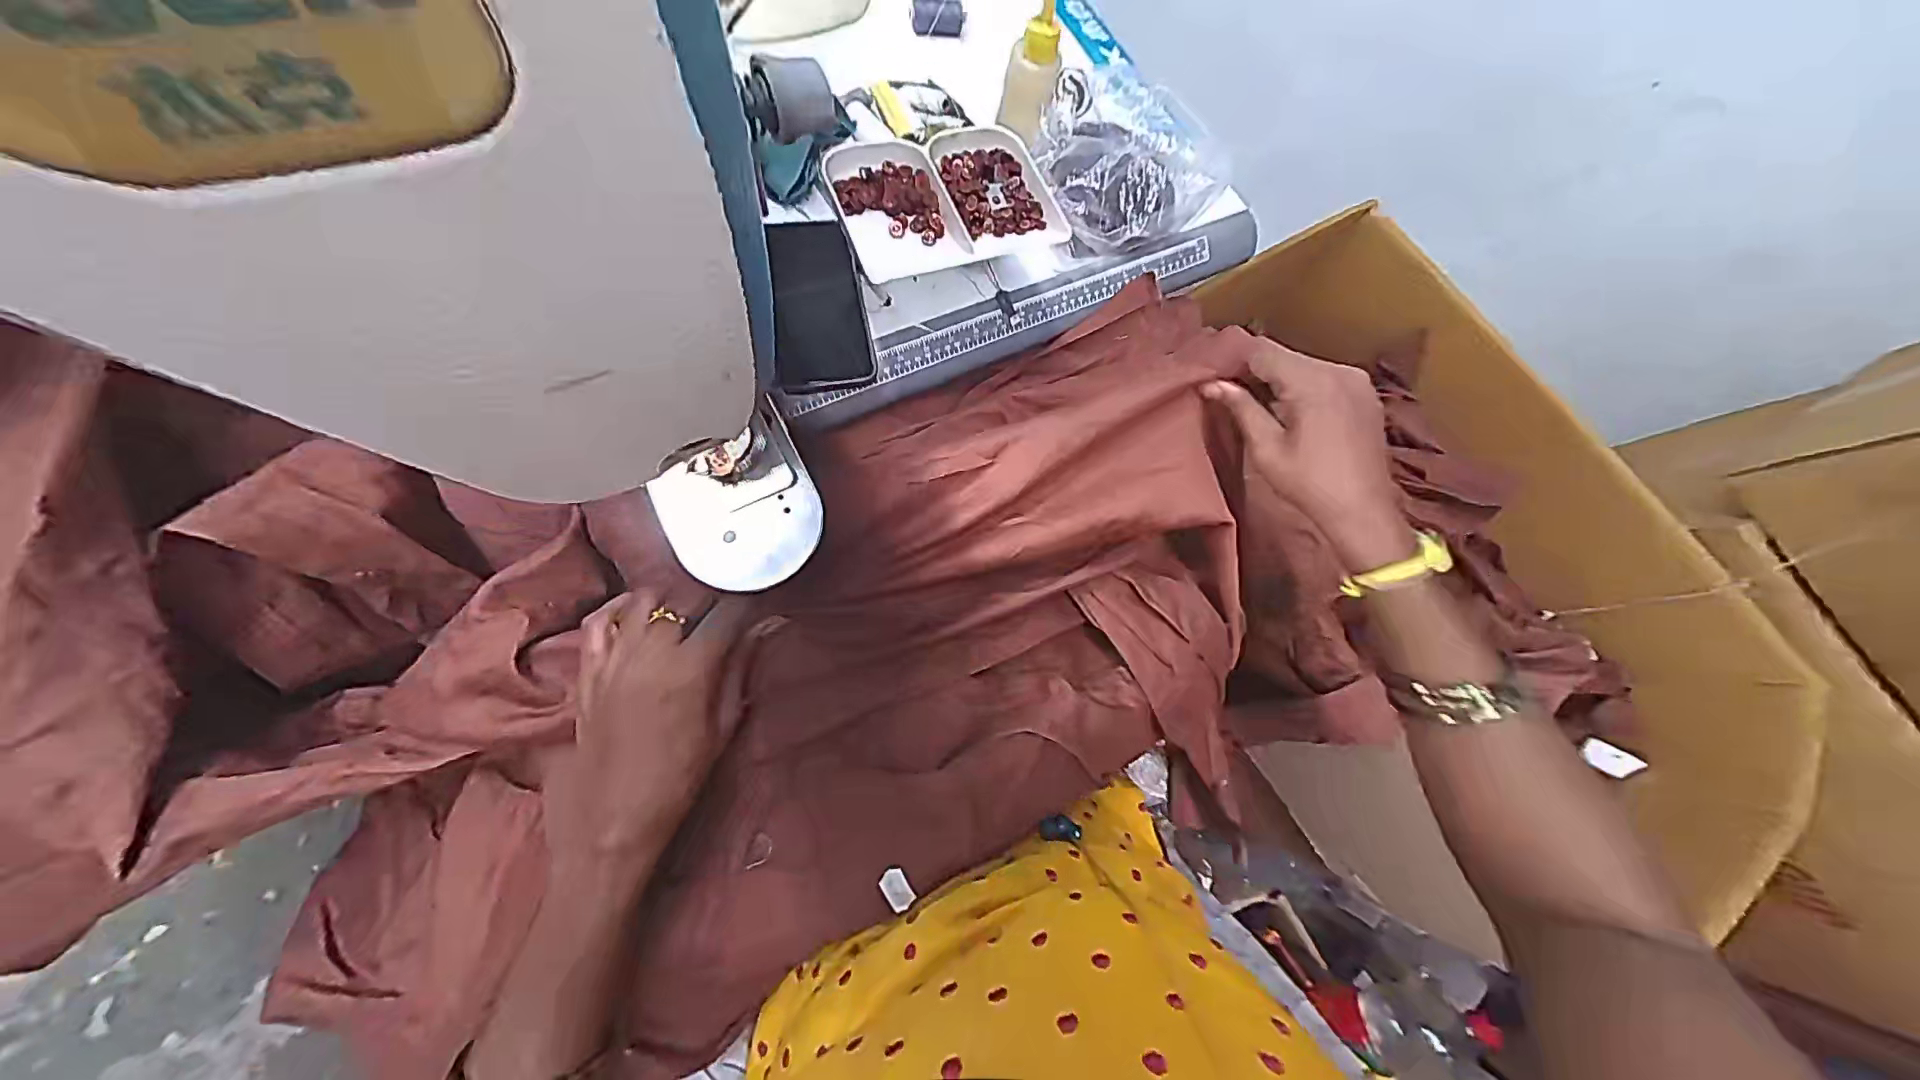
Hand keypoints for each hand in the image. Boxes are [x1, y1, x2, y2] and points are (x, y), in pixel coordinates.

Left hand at [544, 591, 778, 866]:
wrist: (612, 819)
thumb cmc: (679, 778)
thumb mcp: (723, 724)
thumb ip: (742, 667)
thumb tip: (770, 626)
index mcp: (690, 668)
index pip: (727, 611)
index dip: (749, 601)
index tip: (759, 602)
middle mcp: (650, 652)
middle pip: (686, 597)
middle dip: (712, 599)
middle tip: (726, 613)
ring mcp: (613, 658)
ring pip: (644, 600)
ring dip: (671, 599)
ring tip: (686, 614)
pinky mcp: (587, 669)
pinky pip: (600, 620)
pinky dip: (620, 609)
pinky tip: (638, 615)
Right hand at [1202, 341, 1415, 571]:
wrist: (1362, 510)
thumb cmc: (1308, 484)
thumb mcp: (1266, 448)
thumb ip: (1241, 408)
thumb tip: (1212, 384)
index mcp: (1313, 381)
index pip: (1263, 351)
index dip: (1233, 360)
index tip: (1214, 378)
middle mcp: (1340, 371)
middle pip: (1285, 356)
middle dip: (1254, 371)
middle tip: (1228, 393)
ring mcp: (1357, 381)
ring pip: (1304, 366)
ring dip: (1278, 380)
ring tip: (1256, 405)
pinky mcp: (1364, 394)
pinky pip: (1324, 378)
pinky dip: (1301, 387)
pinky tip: (1289, 412)